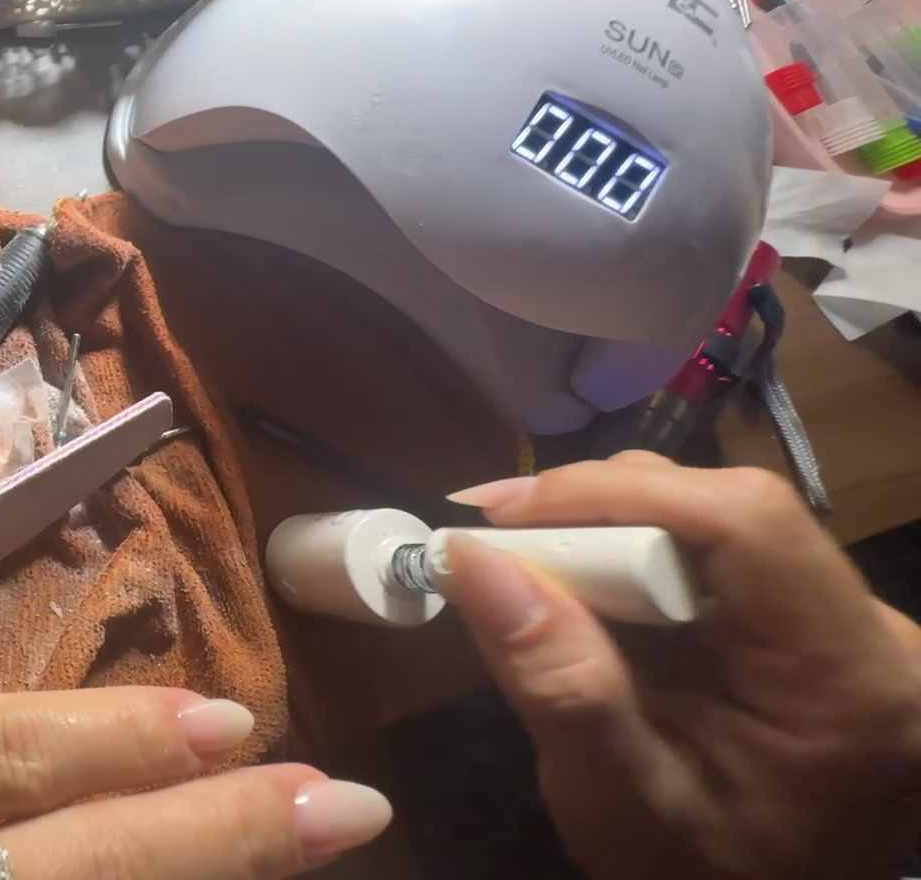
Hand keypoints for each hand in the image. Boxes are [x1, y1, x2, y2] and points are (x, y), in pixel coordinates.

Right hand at [442, 452, 920, 879]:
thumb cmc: (685, 867)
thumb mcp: (609, 795)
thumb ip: (554, 682)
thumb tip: (469, 553)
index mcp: (849, 680)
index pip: (744, 521)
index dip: (612, 494)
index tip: (501, 517)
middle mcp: (867, 632)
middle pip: (714, 502)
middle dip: (586, 510)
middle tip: (492, 546)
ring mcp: (833, 618)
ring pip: (696, 506)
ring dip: (590, 521)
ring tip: (522, 566)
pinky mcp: (788, 613)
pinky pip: (690, 536)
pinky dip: (607, 540)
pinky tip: (567, 579)